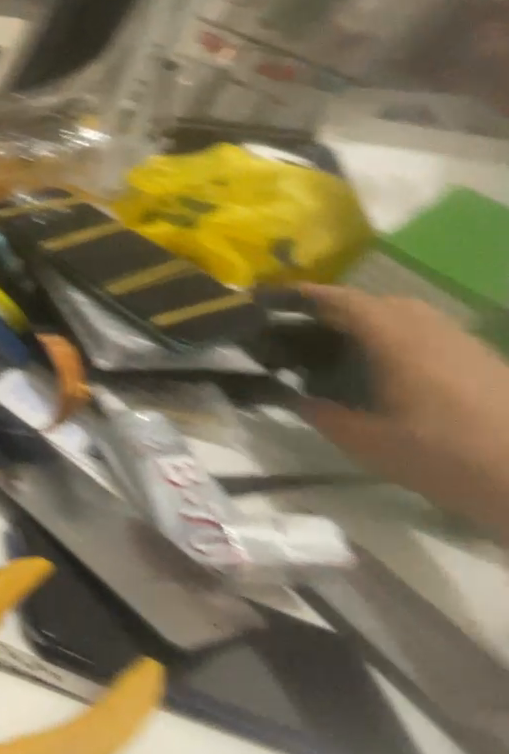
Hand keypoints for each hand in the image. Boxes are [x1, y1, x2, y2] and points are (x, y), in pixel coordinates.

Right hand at [301, 285, 508, 533]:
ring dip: (371, 323)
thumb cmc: (445, 457)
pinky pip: (432, 337)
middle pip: (380, 303)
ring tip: (339, 349)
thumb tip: (295, 397)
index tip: (266, 300)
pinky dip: (398, 340)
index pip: (344, 302)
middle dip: (337, 308)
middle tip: (300, 329)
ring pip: (411, 318)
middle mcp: (434, 334)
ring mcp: (466, 348)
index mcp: (398, 343)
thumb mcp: (365, 443)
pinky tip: (386, 371)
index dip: (303, 296)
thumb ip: (322, 414)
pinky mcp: (486, 366)